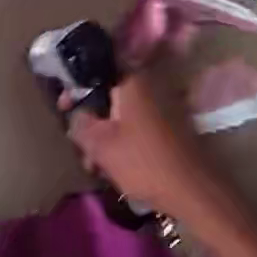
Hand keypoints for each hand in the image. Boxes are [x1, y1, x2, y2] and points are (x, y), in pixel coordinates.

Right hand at [66, 70, 216, 217]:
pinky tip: (116, 165)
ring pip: (123, 112)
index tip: (64, 107)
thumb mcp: (100, 144)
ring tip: (95, 165)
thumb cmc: (143, 161)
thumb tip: (76, 112)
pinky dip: (124, 139)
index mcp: (132, 79)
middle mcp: (150, 84)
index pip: (97, 68)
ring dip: (106, 133)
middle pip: (109, 93)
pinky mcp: (171, 124)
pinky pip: (139, 123)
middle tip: (80, 144)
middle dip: (91, 118)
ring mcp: (164, 103)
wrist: (193, 189)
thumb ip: (80, 122)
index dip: (76, 85)